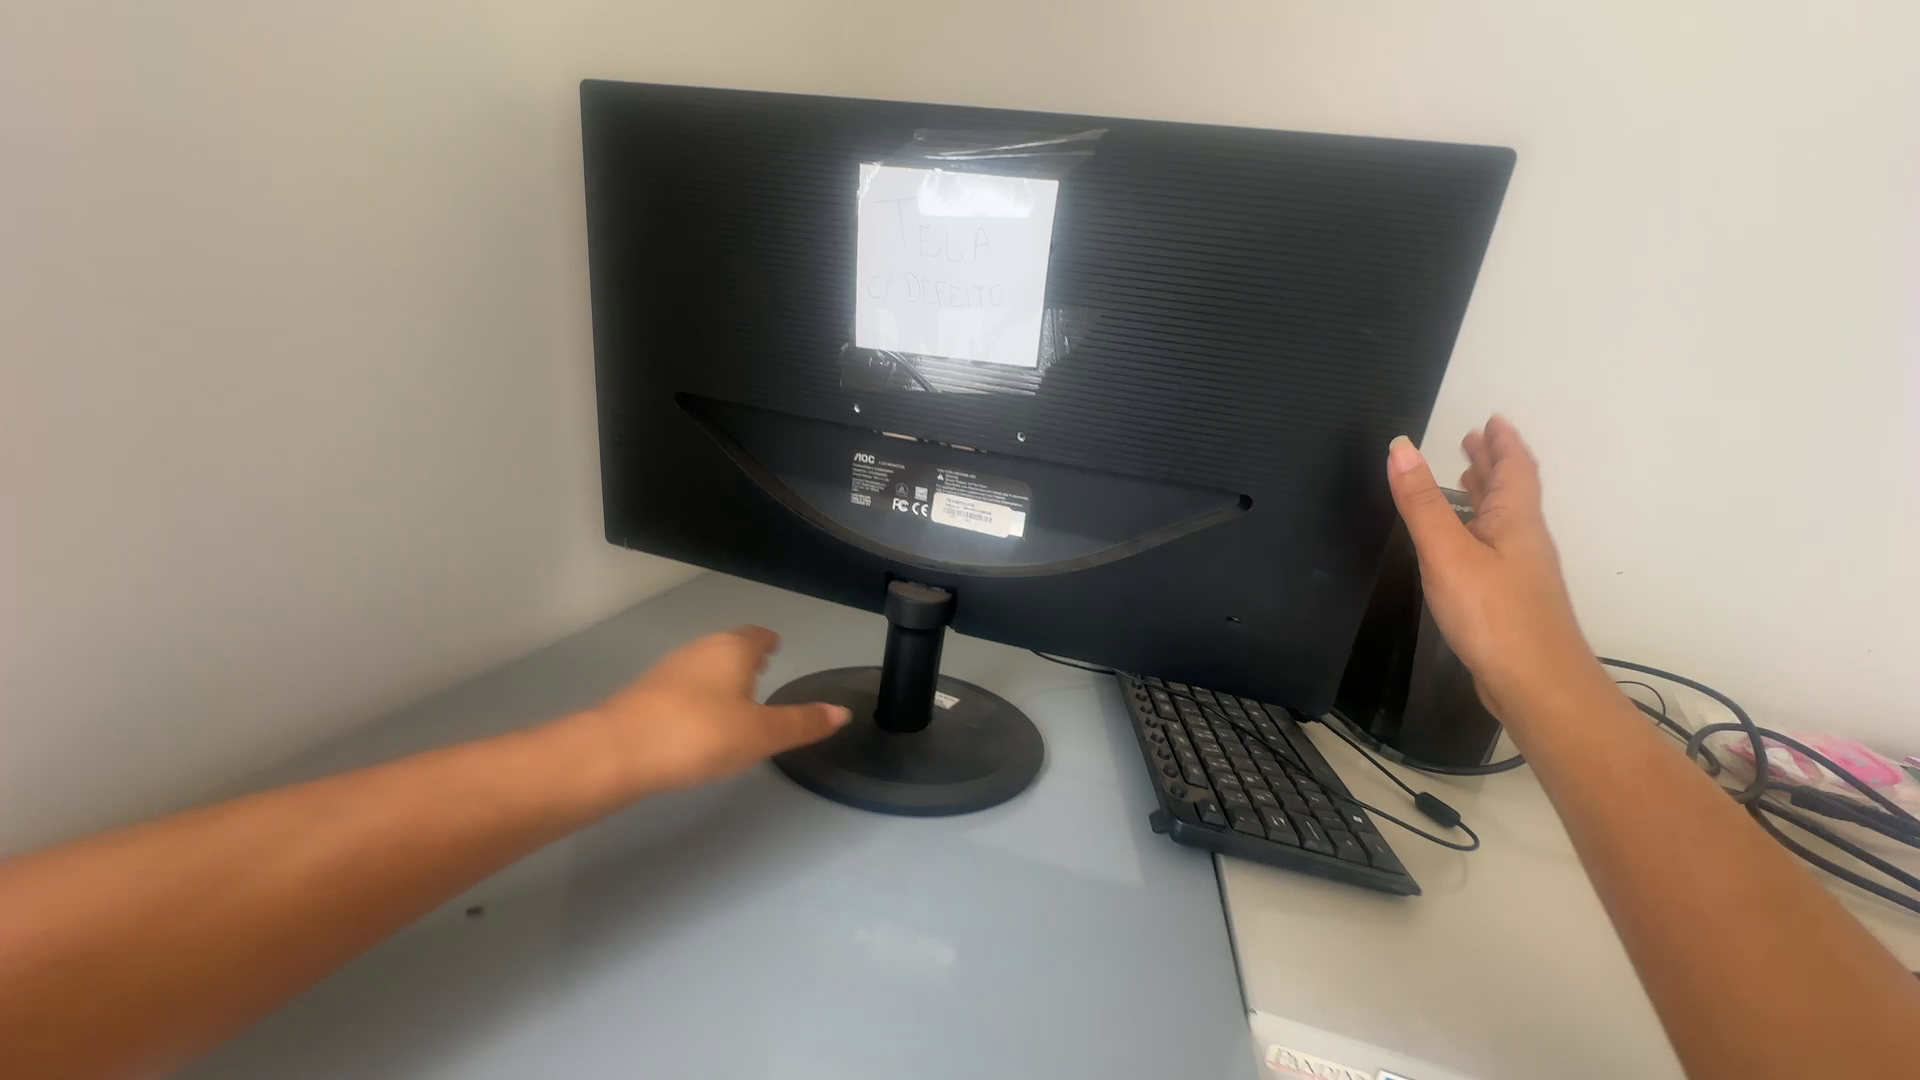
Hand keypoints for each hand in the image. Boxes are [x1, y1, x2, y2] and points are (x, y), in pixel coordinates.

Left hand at [579, 626, 850, 793]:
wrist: (617, 751)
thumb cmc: (700, 734)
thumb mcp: (762, 734)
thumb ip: (802, 723)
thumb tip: (842, 712)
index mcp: (732, 650)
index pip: (757, 636)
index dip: (768, 641)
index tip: (775, 646)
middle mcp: (699, 650)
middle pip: (728, 647)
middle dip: (745, 658)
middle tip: (761, 671)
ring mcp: (667, 670)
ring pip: (702, 666)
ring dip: (720, 677)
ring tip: (734, 699)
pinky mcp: (643, 694)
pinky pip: (682, 687)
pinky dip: (696, 696)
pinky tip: (698, 721)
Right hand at [1385, 417, 1611, 723]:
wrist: (1536, 683)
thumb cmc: (1493, 614)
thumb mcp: (1447, 552)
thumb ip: (1422, 502)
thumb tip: (1401, 447)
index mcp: (1513, 522)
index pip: (1513, 470)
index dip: (1502, 443)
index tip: (1491, 420)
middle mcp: (1522, 540)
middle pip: (1512, 492)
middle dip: (1492, 463)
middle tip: (1473, 441)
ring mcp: (1520, 571)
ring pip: (1502, 520)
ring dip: (1485, 494)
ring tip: (1466, 479)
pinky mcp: (1509, 598)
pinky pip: (1493, 545)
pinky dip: (1477, 527)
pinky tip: (1463, 542)